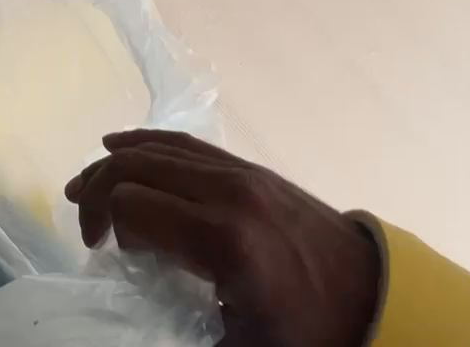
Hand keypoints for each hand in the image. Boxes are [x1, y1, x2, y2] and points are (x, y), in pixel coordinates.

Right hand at [65, 130, 378, 346]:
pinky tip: (120, 146)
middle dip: (97, 190)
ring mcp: (239, 172)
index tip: (105, 255)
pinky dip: (144, 142)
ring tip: (85, 186)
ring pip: (154, 149)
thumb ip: (178, 325)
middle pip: (134, 167)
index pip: (131, 206)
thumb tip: (131, 311)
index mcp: (224, 241)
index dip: (106, 227)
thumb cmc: (311, 336)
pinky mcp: (249, 167)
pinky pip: (182, 143)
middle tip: (84, 225)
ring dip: (112, 164)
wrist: (386, 307)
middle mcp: (226, 193)